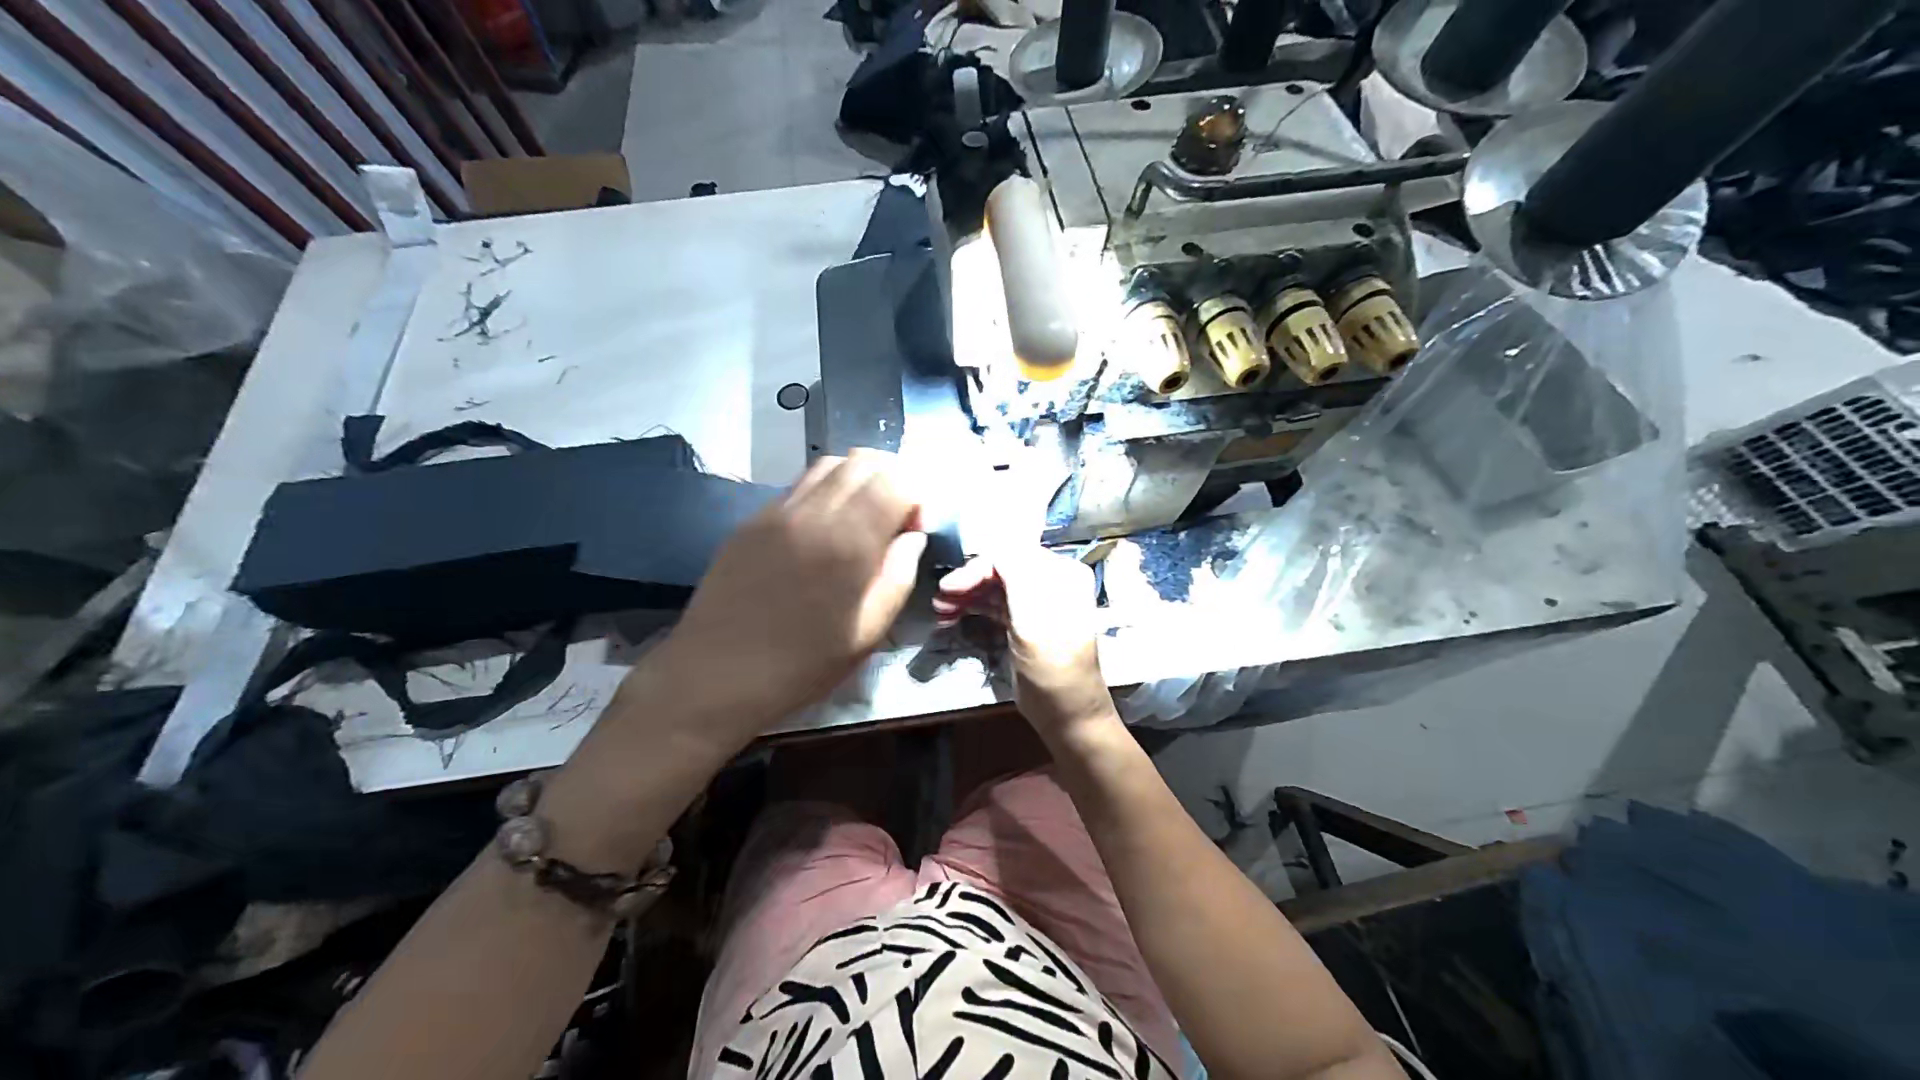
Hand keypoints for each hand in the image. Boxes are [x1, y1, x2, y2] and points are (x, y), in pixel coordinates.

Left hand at [654, 450, 926, 728]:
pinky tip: (822, 530)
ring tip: (860, 520)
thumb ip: (898, 576)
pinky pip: (798, 486)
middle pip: (863, 461)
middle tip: (893, 521)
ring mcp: (776, 510)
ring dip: (856, 481)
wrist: (714, 676)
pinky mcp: (751, 519)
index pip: (895, 480)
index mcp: (848, 541)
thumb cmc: (801, 666)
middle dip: (891, 480)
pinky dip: (824, 492)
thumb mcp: (868, 633)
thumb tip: (912, 537)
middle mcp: (813, 512)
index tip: (914, 532)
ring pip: (828, 464)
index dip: (916, 498)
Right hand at [934, 547, 1116, 739]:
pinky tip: (950, 615)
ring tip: (940, 609)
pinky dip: (973, 606)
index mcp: (1062, 574)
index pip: (1012, 553)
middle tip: (940, 598)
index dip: (979, 565)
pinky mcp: (1024, 622)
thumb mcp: (1034, 620)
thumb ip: (1016, 576)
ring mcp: (1037, 602)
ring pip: (994, 586)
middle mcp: (1051, 582)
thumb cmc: (1053, 668)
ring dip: (966, 594)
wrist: (1066, 715)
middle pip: (1000, 567)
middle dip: (969, 580)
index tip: (949, 584)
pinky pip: (994, 604)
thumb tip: (993, 542)